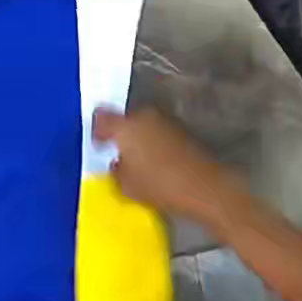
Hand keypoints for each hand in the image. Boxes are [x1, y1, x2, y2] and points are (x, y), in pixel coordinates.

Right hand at [93, 107, 254, 233]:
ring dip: (139, 138)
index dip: (97, 130)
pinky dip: (155, 142)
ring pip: (144, 125)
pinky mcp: (182, 129)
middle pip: (125, 119)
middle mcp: (145, 115)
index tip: (98, 145)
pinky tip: (156, 162)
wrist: (204, 185)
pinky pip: (160, 132)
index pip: (102, 116)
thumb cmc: (159, 185)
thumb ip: (115, 171)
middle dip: (120, 134)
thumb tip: (118, 163)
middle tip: (118, 154)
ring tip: (138, 161)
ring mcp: (166, 120)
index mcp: (125, 125)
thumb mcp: (125, 186)